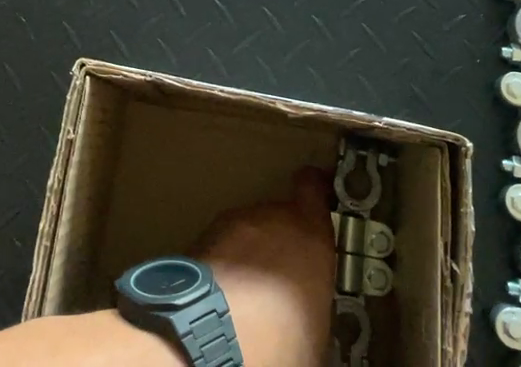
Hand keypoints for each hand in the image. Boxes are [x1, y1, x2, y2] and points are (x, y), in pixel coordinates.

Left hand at [194, 169, 336, 366]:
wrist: (219, 332)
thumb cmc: (283, 334)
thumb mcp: (317, 323)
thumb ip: (314, 294)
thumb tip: (309, 309)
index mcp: (310, 233)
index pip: (313, 187)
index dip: (314, 189)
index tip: (317, 196)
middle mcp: (273, 217)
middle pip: (279, 217)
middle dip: (279, 241)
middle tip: (278, 278)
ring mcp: (234, 223)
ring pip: (248, 232)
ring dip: (249, 253)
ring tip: (247, 292)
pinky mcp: (203, 237)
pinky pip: (222, 246)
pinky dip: (224, 263)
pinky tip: (224, 294)